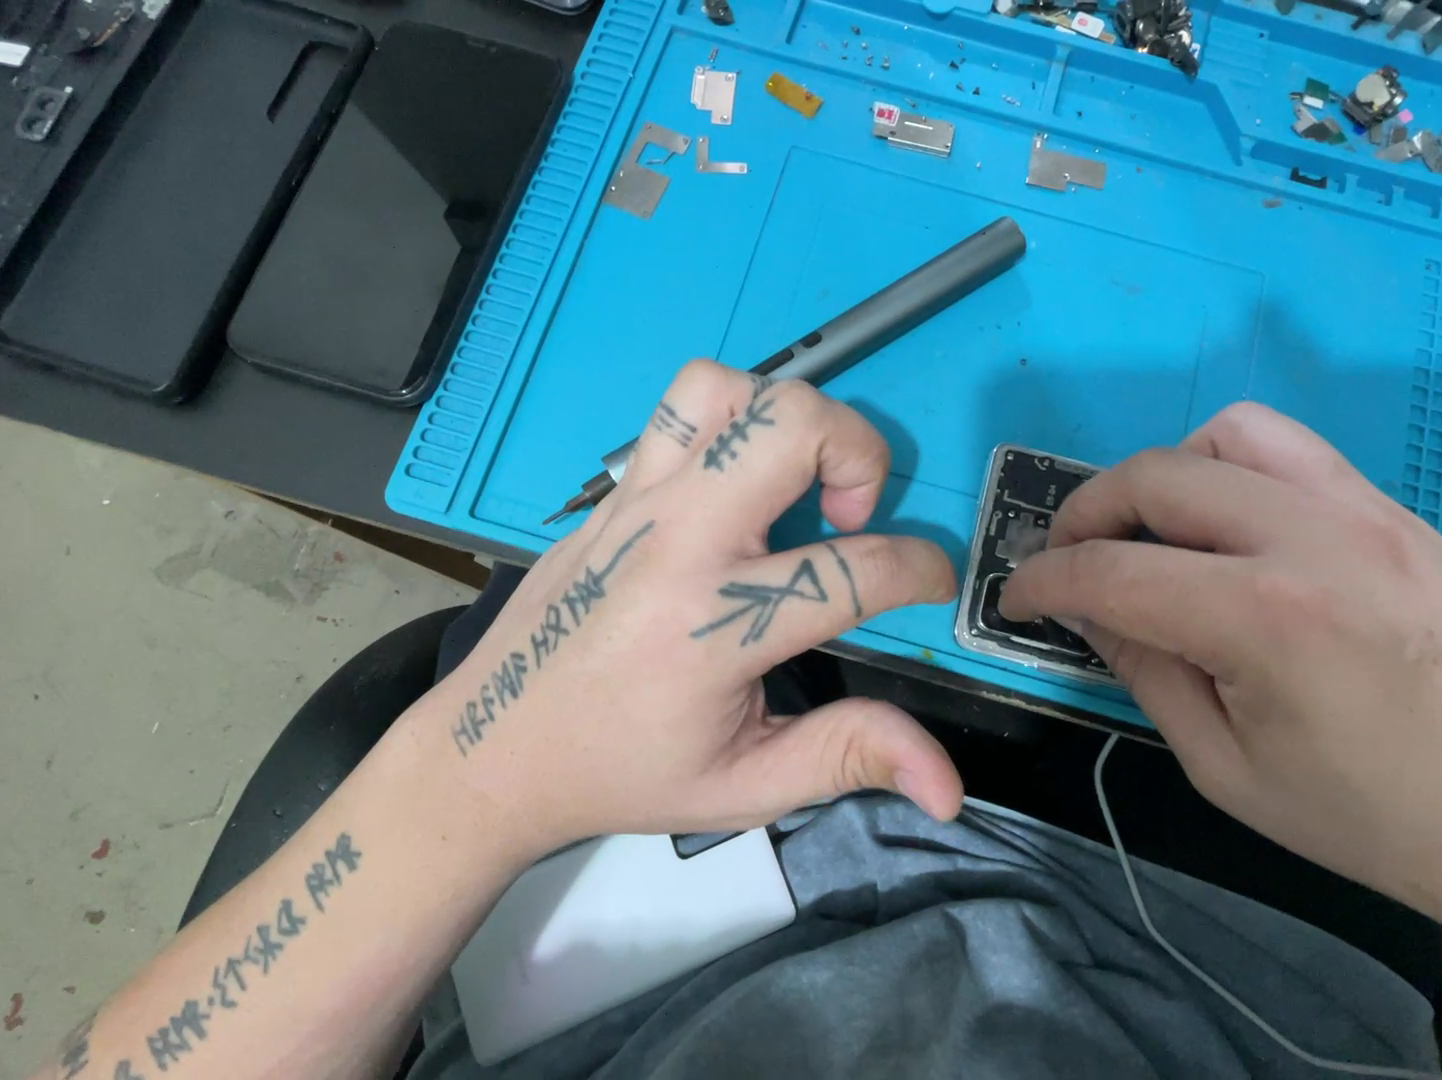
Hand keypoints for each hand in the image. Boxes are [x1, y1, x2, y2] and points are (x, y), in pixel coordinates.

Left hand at [424, 360, 962, 860]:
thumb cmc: (624, 773)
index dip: (919, 569)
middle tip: (851, 516)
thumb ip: (849, 759)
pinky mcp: (612, 494)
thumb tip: (947, 785)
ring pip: (723, 389)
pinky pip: (679, 411)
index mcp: (712, 630)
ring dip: (785, 420)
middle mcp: (676, 545)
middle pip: (790, 427)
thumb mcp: (745, 787)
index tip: (930, 582)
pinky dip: (731, 421)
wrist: (493, 749)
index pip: (850, 570)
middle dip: (859, 452)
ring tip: (793, 486)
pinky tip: (739, 488)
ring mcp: (635, 506)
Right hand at [1000, 403, 1441, 985]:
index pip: (1109, 571)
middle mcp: (1309, 536)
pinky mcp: (1397, 510)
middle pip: (1153, 477)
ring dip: (1159, 477)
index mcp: (1262, 617)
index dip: (1041, 582)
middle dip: (1082, 515)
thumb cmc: (1379, 823)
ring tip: (1148, 536)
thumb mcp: (1226, 769)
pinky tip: (1225, 527)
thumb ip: (1145, 670)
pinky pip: (1291, 448)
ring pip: (1223, 435)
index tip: (1011, 598)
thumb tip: (1086, 610)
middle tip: (1064, 566)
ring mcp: (1364, 510)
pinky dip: (1228, 466)